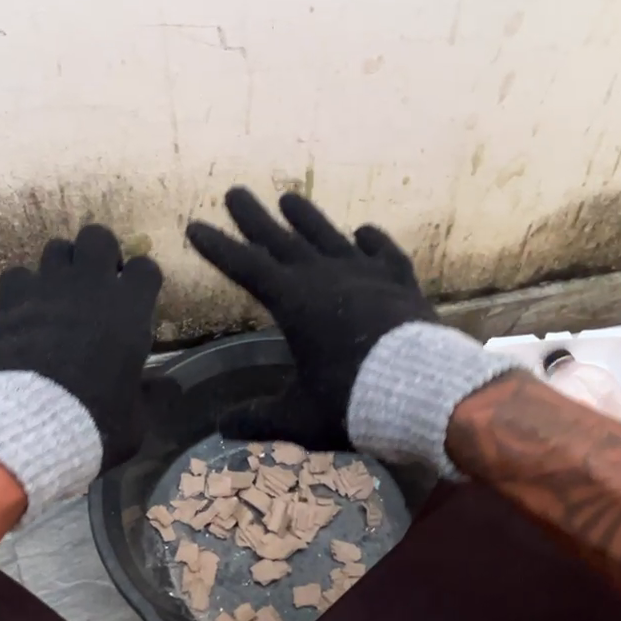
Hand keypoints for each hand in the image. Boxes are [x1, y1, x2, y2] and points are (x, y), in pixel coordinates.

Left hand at [0, 225, 160, 509]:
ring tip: (60, 294)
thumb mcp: (136, 418)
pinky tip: (24, 310)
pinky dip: (23, 288)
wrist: (30, 423)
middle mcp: (91, 286)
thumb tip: (170, 386)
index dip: (142, 280)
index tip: (138, 297)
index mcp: (130, 309)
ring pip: (56, 247)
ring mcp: (48, 287)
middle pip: (97, 237)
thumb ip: (151, 395)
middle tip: (97, 284)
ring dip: (62, 266)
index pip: (145, 268)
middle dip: (99, 254)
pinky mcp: (11, 298)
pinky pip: (18, 274)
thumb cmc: (94, 422)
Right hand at [186, 188, 435, 450]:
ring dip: (306, 218)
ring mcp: (366, 274)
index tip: (195, 226)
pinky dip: (371, 240)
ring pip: (328, 237)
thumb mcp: (298, 418)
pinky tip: (362, 231)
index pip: (245, 268)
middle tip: (235, 192)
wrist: (424, 391)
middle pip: (281, 241)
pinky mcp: (401, 282)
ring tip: (288, 198)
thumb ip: (258, 419)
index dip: (218, 248)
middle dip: (254, 218)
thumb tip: (221, 428)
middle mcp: (325, 277)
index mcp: (294, 303)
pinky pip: (382, 252)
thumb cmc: (353, 402)